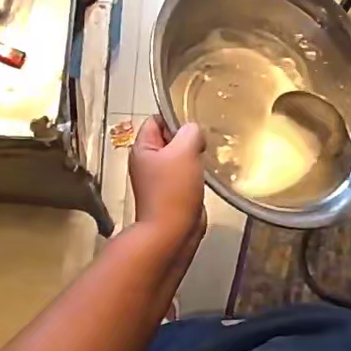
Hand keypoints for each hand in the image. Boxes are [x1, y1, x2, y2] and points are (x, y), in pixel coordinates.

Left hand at [129, 117, 204, 248]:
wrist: (172, 232)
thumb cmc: (174, 190)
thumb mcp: (184, 151)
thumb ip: (190, 132)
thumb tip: (194, 132)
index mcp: (143, 149)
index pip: (156, 120)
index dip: (174, 119)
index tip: (193, 127)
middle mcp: (148, 161)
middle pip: (170, 138)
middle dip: (188, 138)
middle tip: (204, 142)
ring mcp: (160, 178)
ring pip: (180, 156)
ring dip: (194, 156)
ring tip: (207, 157)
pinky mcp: (173, 192)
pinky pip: (186, 173)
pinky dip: (196, 172)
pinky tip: (206, 174)